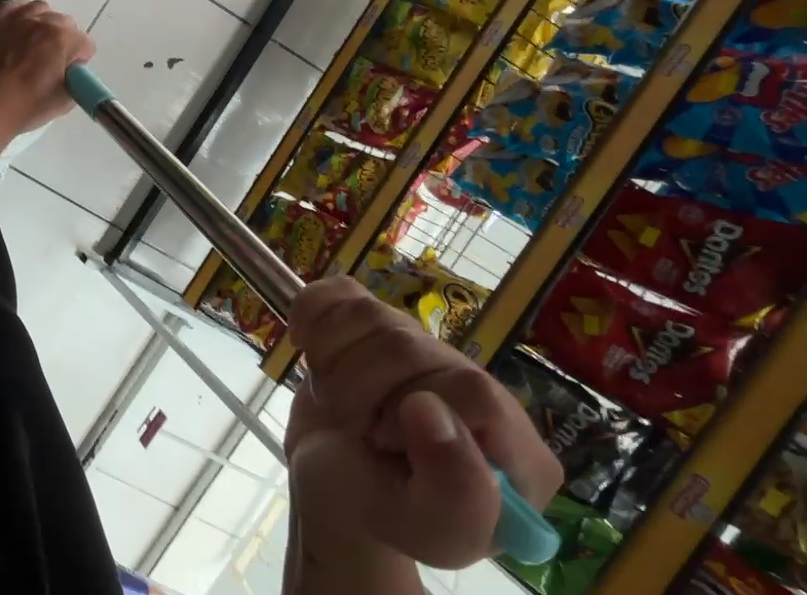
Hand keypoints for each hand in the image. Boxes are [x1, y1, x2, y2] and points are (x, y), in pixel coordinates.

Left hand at [0, 0, 95, 133]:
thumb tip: (71, 71)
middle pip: (65, 25)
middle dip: (61, 42)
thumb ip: (75, 79)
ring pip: (41, 11)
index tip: (66, 74)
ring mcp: (17, 17)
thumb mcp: (64, 100)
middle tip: (47, 64)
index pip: (85, 44)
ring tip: (30, 48)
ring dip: (41, 26)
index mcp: (64, 39)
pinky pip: (15, 7)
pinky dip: (20, 16)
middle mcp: (43, 21)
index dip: (77, 62)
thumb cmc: (24, 106)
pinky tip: (15, 33)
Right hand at [284, 277, 561, 568]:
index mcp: (511, 440)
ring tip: (339, 402)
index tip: (382, 441)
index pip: (471, 388)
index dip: (412, 406)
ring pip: (366, 314)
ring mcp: (419, 346)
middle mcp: (472, 381)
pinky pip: (337, 292)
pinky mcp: (369, 323)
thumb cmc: (387, 516)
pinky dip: (311, 319)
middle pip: (406, 345)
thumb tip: (427, 405)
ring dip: (330, 361)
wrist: (337, 489)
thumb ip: (457, 490)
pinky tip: (315, 356)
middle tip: (355, 430)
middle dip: (358, 390)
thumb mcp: (433, 530)